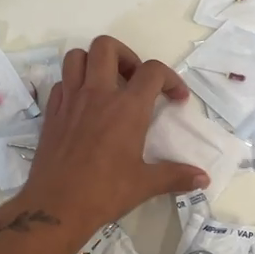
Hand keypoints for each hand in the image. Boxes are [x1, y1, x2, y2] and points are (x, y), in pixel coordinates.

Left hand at [18, 36, 207, 237]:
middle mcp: (97, 95)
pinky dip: (73, 85)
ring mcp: (70, 101)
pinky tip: (83, 106)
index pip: (152, 71)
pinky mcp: (51, 113)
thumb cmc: (104, 193)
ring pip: (76, 57)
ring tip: (106, 85)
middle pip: (106, 47)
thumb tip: (203, 179)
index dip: (170, 79)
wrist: (56, 207)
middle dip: (126, 55)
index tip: (176, 99)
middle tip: (134, 80)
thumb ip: (176, 175)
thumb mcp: (145, 184)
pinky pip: (60, 83)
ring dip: (93, 63)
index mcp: (126, 108)